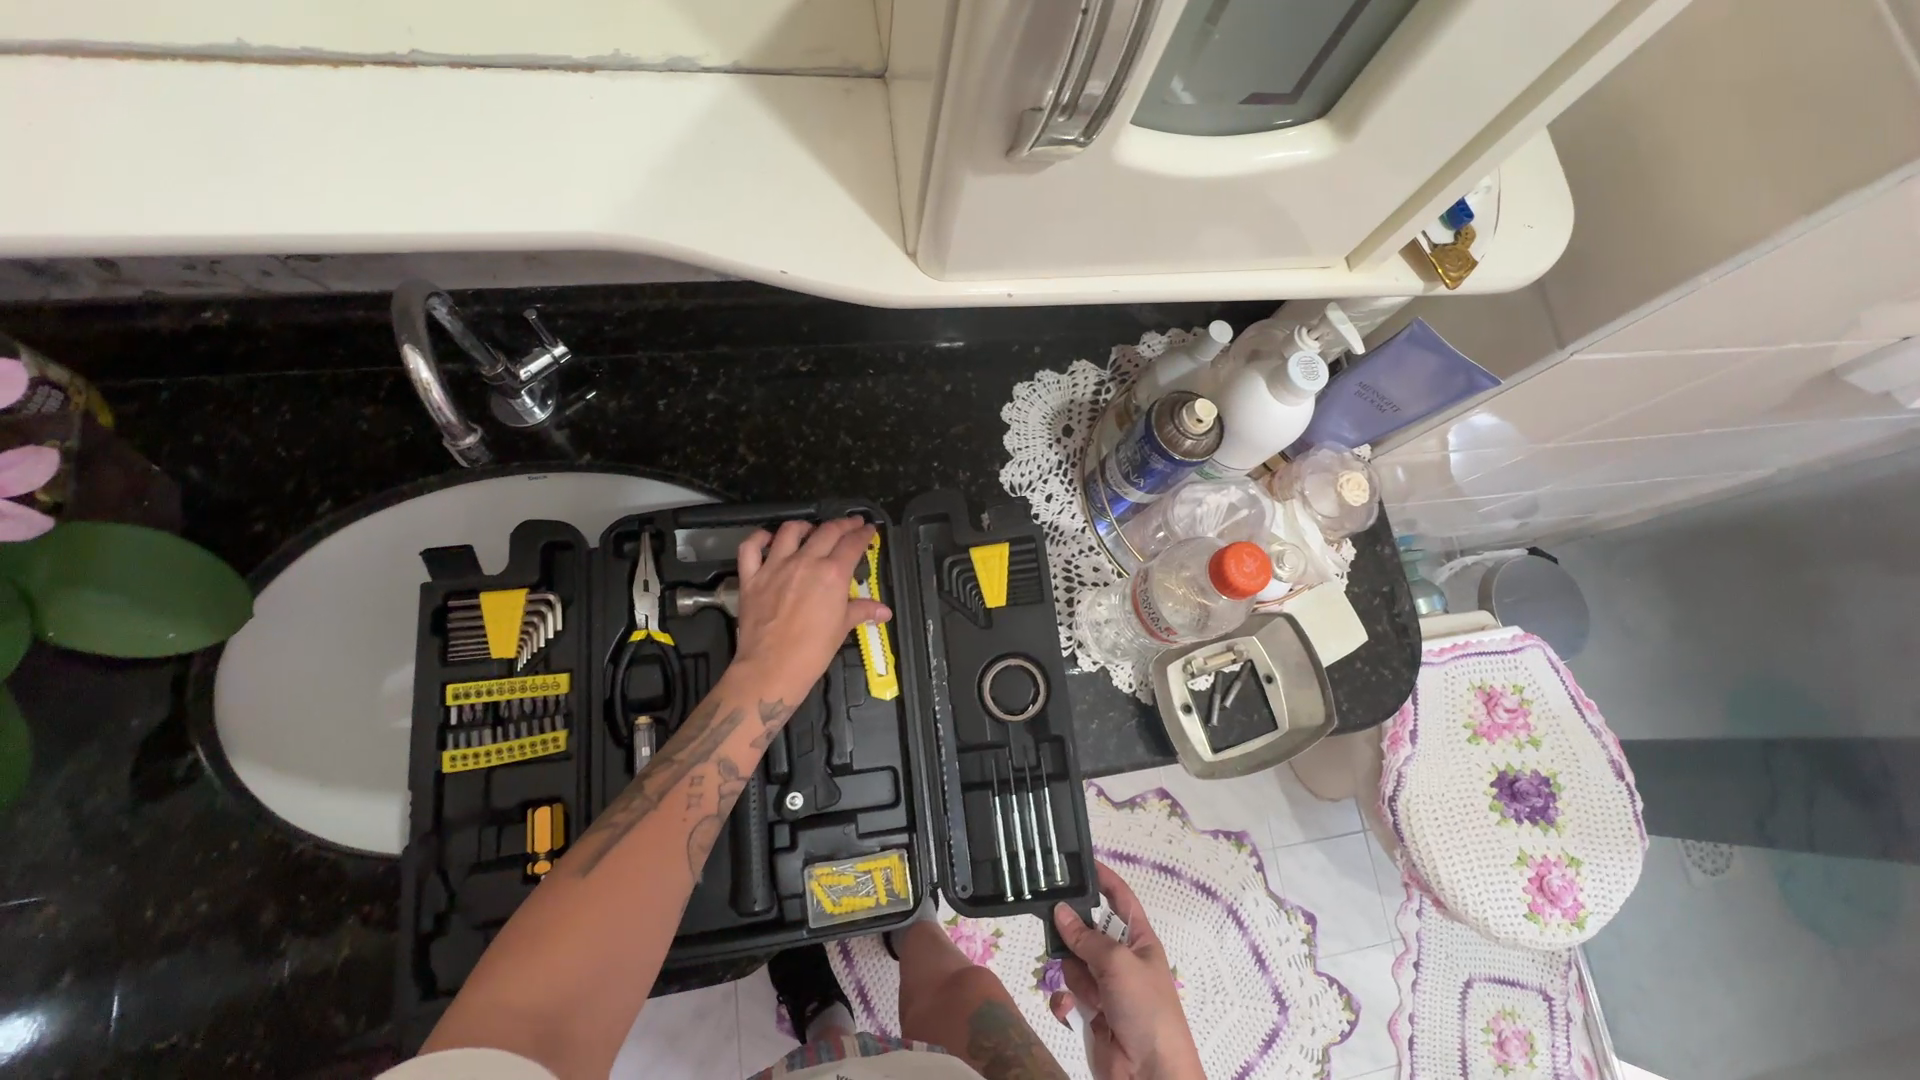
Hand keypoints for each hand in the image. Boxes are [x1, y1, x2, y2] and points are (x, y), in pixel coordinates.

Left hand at [731, 516, 890, 705]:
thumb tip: (884, 611)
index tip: (868, 529)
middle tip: (850, 524)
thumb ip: (862, 611)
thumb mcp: (842, 628)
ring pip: (790, 531)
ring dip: (805, 526)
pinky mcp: (751, 577)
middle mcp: (805, 562)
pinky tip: (768, 539)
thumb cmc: (813, 651)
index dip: (863, 534)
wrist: (772, 667)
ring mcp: (775, 566)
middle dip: (843, 524)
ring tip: (811, 530)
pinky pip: (751, 547)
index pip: (852, 544)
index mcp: (832, 574)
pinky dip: (759, 538)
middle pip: (827, 531)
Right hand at [1049, 863, 1203, 1079]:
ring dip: (1074, 975)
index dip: (1103, 879)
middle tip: (1053, 926)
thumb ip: (1086, 937)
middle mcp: (1120, 959)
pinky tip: (1072, 1010)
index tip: (1080, 861)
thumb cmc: (1145, 1008)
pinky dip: (1066, 1001)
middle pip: (1087, 931)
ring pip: (1073, 962)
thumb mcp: (1118, 963)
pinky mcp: (1090, 1012)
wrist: (1149, 1073)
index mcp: (1138, 940)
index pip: (1119, 899)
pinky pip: (1067, 993)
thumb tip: (1060, 910)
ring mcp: (1105, 986)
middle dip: (1073, 935)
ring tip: (1088, 993)